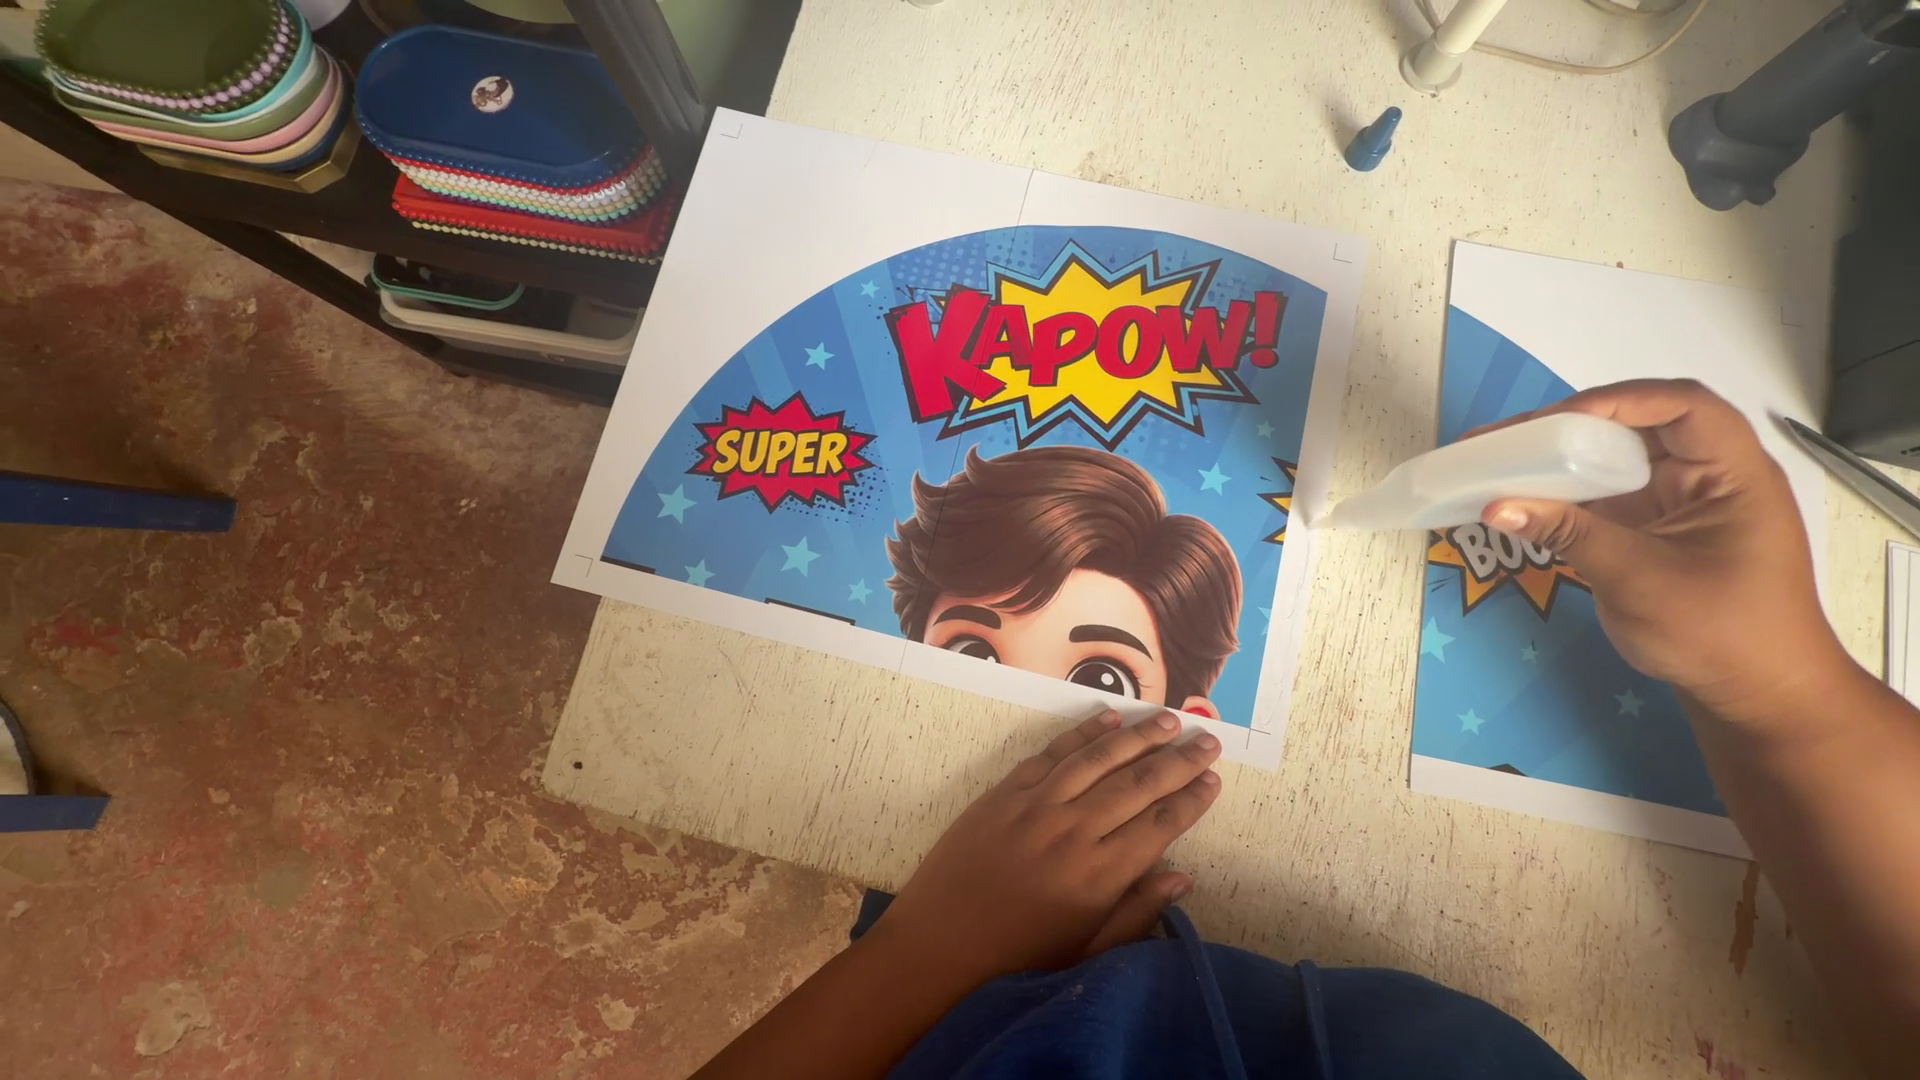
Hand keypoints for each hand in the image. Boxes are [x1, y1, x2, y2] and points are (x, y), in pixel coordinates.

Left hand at [868, 709, 1221, 989]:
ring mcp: (1038, 804)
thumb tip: (1183, 877)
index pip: (1159, 825)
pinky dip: (1082, 732)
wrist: (942, 937)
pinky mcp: (1007, 790)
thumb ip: (1136, 912)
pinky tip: (1108, 717)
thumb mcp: (1085, 950)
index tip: (1213, 777)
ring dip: (1137, 736)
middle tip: (1207, 739)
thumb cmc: (1018, 954)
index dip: (1191, 799)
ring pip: (1098, 759)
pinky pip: (1052, 752)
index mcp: (1099, 875)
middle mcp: (1074, 831)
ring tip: (1168, 719)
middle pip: (1137, 784)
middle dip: (1178, 760)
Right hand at [1475, 379, 1844, 719]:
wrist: (1748, 690)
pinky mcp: (1640, 526)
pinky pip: (1592, 494)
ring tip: (1489, 461)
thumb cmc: (1718, 631)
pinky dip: (1550, 492)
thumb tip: (1494, 506)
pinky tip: (1509, 496)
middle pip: (1630, 427)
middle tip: (1497, 439)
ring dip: (1548, 458)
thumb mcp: (1638, 578)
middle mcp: (1701, 476)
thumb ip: (1568, 533)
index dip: (1619, 401)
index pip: (1683, 408)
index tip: (1552, 422)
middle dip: (1562, 427)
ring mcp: (1668, 501)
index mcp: (1731, 475)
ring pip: (1605, 459)